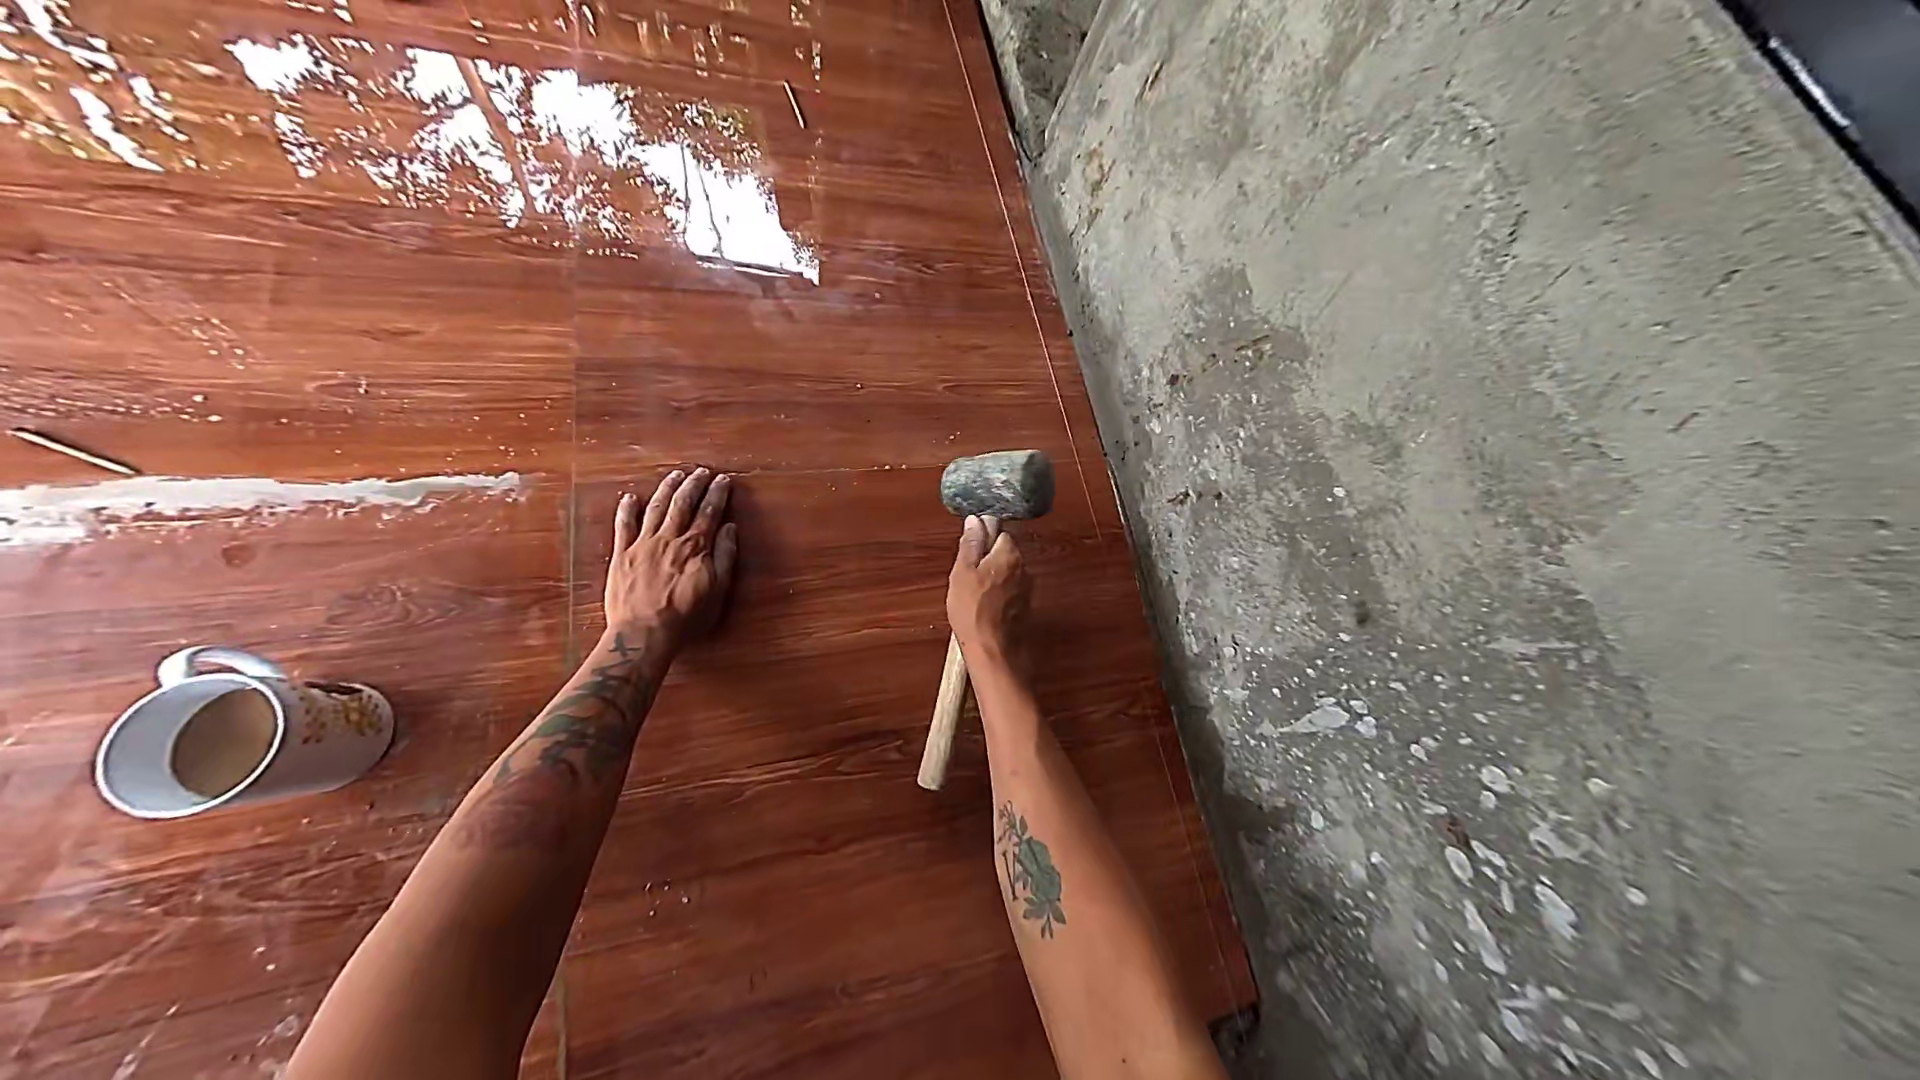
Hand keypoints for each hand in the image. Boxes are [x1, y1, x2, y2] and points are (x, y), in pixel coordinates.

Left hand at [606, 467, 738, 648]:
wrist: (644, 632)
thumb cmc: (686, 616)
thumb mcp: (717, 589)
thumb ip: (724, 556)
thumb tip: (729, 529)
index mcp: (695, 546)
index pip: (709, 512)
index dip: (717, 494)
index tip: (723, 480)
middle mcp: (670, 538)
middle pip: (683, 503)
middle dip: (694, 484)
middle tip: (702, 471)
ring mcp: (643, 544)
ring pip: (656, 507)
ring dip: (666, 488)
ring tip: (675, 475)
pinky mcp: (622, 555)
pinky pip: (623, 526)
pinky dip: (626, 509)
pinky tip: (630, 497)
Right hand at [946, 514, 1028, 660]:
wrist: (992, 651)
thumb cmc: (973, 611)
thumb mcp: (962, 572)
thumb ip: (970, 544)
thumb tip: (974, 520)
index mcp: (1009, 554)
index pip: (999, 533)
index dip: (981, 541)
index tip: (967, 554)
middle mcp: (1024, 569)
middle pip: (1004, 553)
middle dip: (986, 560)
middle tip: (965, 576)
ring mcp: (1026, 590)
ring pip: (1007, 573)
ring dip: (992, 579)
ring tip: (972, 595)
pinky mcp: (1024, 607)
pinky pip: (1009, 592)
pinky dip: (997, 595)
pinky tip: (983, 608)